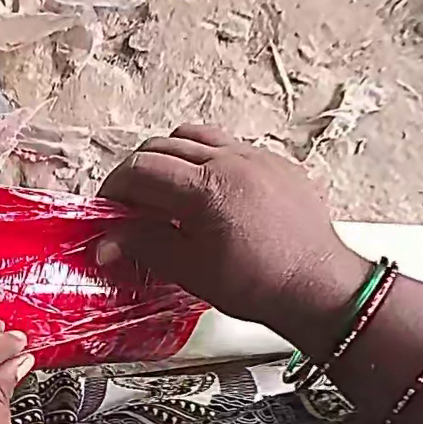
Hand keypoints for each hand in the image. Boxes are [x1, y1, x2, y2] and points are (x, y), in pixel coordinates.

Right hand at [97, 124, 371, 340]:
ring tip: (162, 191)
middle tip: (127, 203)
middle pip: (161, 146)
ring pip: (193, 136)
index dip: (113, 188)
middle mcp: (230, 161)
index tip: (107, 210)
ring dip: (166, 158)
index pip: (140, 170)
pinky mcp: (274, 162)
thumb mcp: (188, 269)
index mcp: (206, 189)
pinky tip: (201, 192)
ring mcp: (256, 156)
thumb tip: (104, 244)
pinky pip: (225, 144)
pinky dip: (200, 159)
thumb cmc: (254, 284)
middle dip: (135, 172)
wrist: (318, 287)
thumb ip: (143, 246)